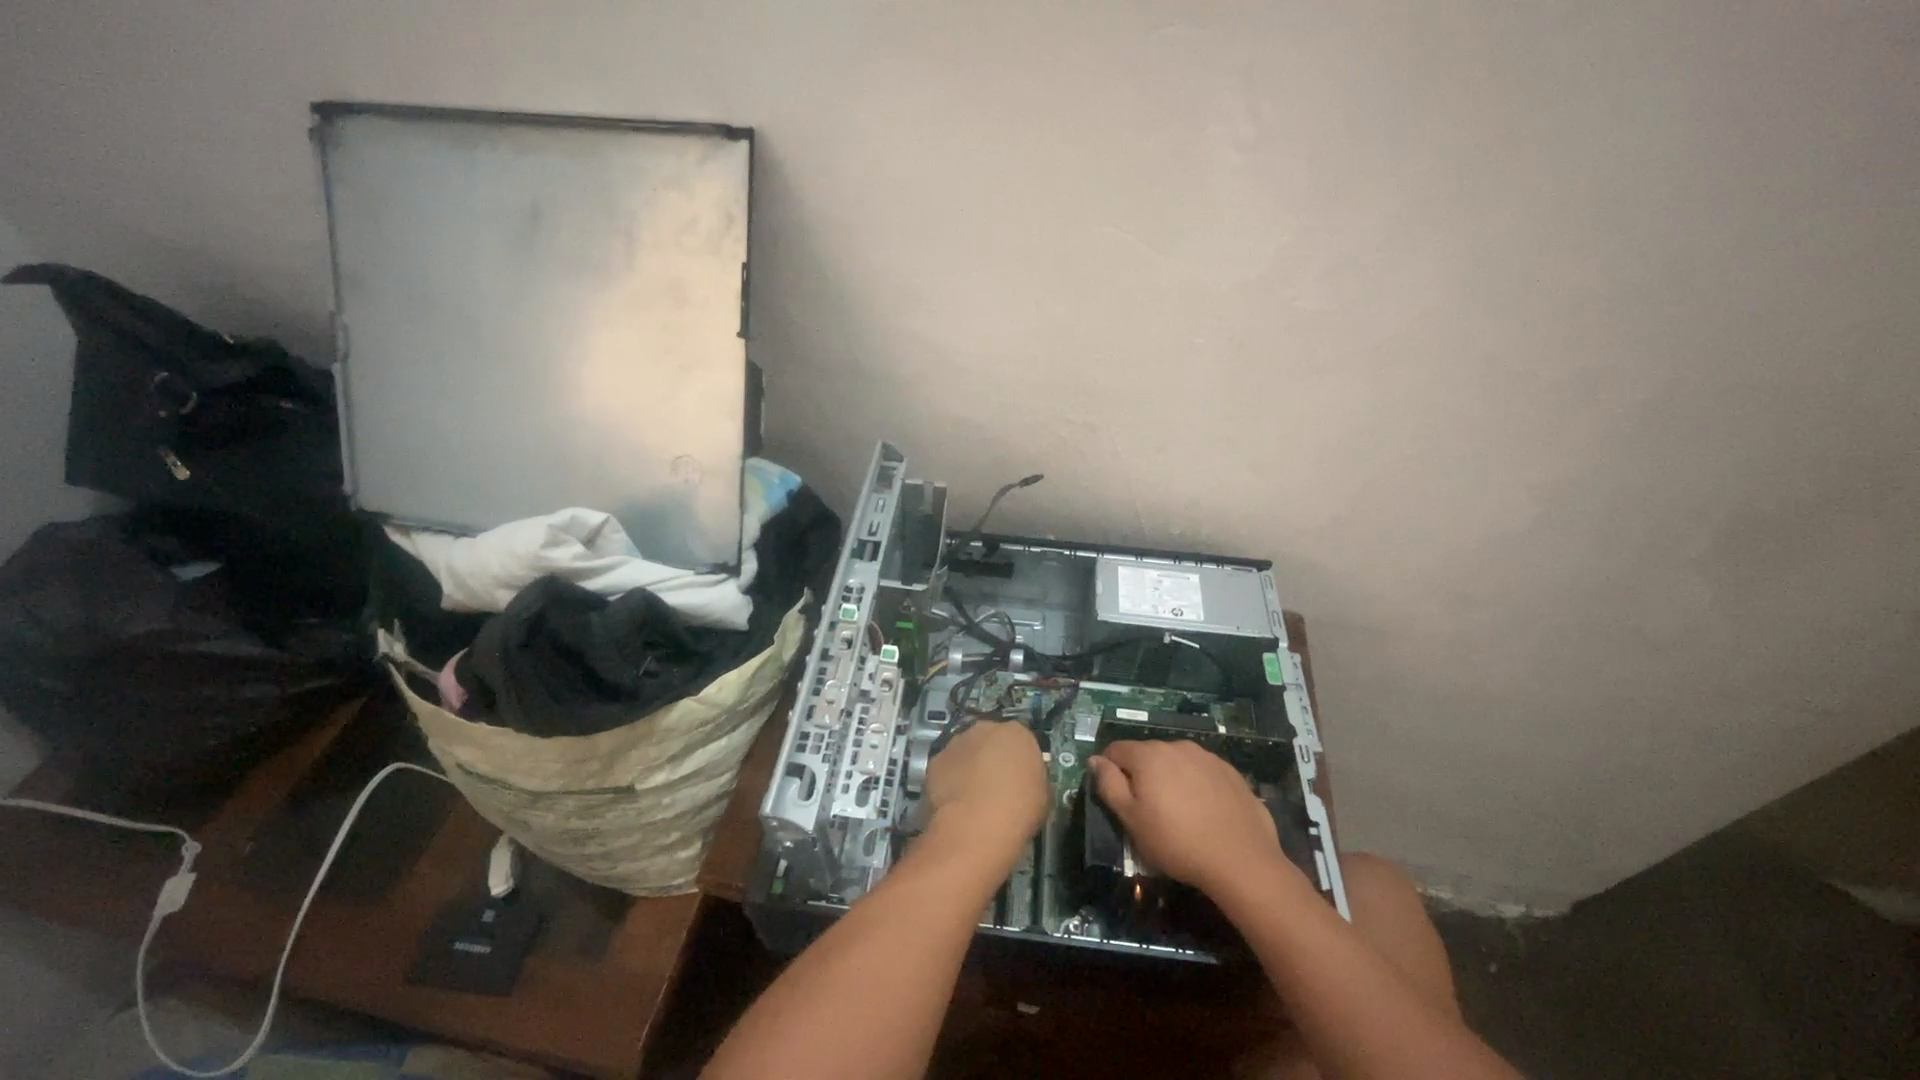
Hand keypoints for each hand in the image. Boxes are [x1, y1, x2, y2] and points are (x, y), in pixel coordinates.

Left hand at [924, 719, 1048, 857]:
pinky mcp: (935, 761)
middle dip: (991, 755)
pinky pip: (947, 768)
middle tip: (995, 783)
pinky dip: (950, 779)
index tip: (1019, 776)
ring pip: (965, 751)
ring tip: (972, 795)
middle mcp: (985, 728)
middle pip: (990, 738)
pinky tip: (954, 801)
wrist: (977, 825)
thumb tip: (1023, 780)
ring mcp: (956, 743)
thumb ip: (1032, 777)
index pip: (1020, 739)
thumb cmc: (1020, 809)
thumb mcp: (1043, 793)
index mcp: (1017, 733)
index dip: (1018, 758)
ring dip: (969, 765)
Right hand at [1087, 739, 1296, 895]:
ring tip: (1178, 812)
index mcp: (1149, 755)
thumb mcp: (1131, 819)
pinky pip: (1202, 772)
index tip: (1116, 798)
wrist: (1241, 859)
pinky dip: (1196, 785)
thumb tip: (1095, 760)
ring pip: (1176, 762)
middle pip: (1147, 754)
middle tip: (1147, 810)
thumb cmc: (1176, 842)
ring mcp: (1208, 757)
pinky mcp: (1231, 772)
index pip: (1116, 750)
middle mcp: (1178, 746)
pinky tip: (1204, 812)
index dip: (1109, 771)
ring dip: (1170, 778)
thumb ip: (1109, 784)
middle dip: (1141, 775)